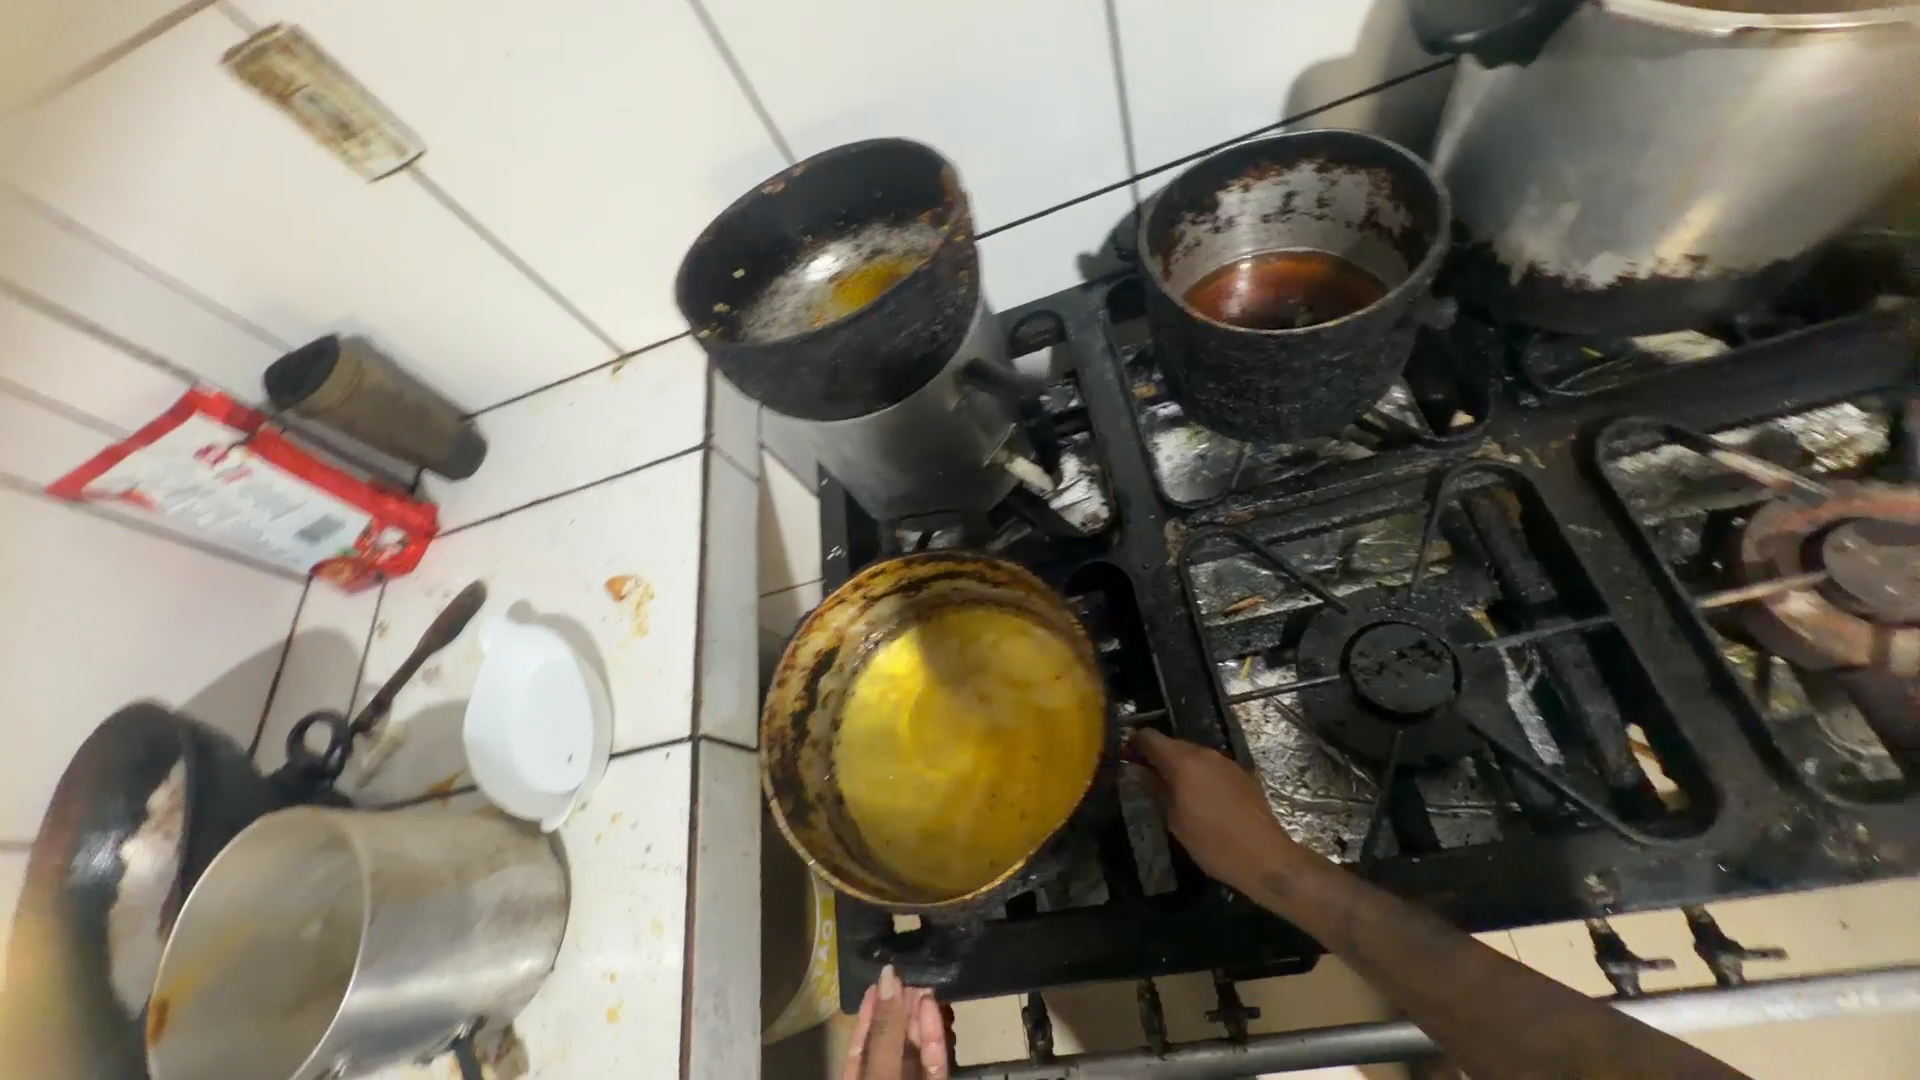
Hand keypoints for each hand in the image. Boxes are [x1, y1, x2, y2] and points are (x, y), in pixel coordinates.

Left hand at [842, 965, 947, 1079]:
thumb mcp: (879, 1071)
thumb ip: (886, 1028)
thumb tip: (888, 975)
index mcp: (860, 1076)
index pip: (862, 1039)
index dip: (871, 1006)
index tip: (885, 975)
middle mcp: (887, 1074)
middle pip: (895, 1038)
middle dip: (902, 1005)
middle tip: (911, 973)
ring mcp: (912, 1078)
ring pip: (918, 1045)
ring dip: (920, 1014)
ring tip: (925, 983)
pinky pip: (934, 1060)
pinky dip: (934, 1033)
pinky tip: (931, 1005)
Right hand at [1131, 728, 1303, 897]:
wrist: (1267, 858)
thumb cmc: (1213, 843)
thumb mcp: (1175, 820)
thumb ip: (1155, 788)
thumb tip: (1136, 770)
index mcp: (1184, 761)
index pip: (1149, 737)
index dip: (1134, 745)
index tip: (1126, 760)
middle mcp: (1205, 754)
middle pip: (1172, 744)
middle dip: (1156, 757)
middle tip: (1146, 779)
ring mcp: (1226, 762)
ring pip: (1193, 754)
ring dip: (1179, 766)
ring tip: (1172, 791)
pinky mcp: (1242, 774)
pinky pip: (1211, 766)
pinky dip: (1199, 774)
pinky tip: (1200, 799)